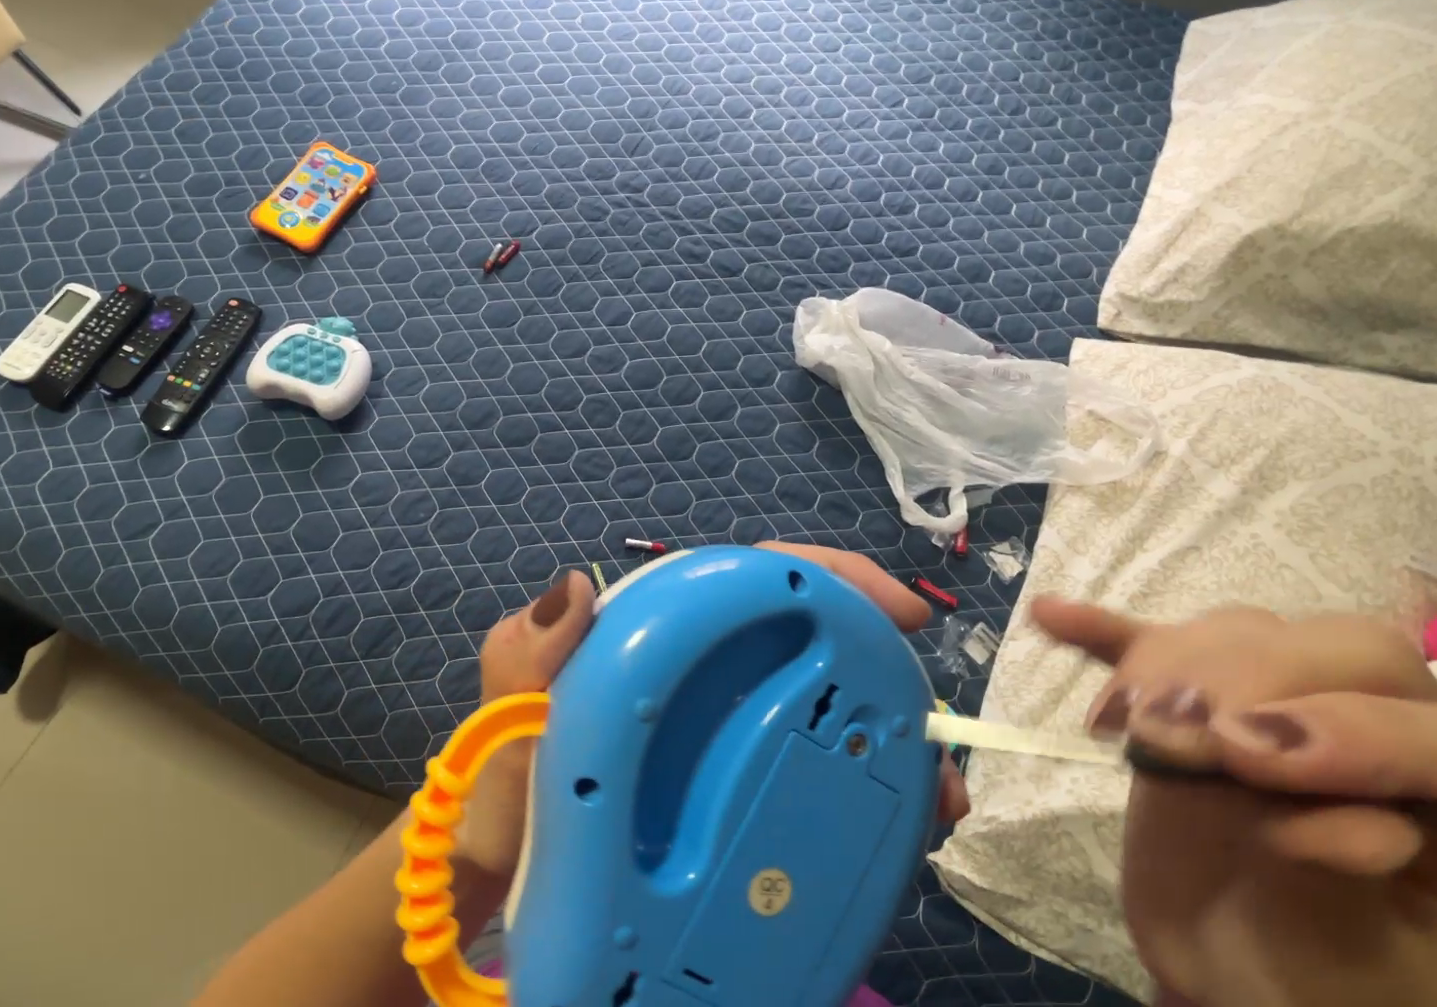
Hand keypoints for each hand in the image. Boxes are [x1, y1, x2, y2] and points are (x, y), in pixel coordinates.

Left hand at [455, 545, 971, 879]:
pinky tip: (883, 819)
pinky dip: (848, 780)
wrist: (504, 861)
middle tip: (931, 722)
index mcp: (655, 627)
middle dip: (876, 663)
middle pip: (800, 638)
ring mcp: (714, 721)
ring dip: (877, 733)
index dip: (828, 578)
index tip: (898, 610)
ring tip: (929, 793)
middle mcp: (696, 665)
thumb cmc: (507, 776)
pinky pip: (796, 759)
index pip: (751, 575)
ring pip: (810, 702)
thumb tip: (578, 584)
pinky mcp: (722, 776)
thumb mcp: (515, 706)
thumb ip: (531, 650)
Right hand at [1034, 598, 1436, 1006]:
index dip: (1362, 735)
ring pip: (1253, 633)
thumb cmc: (1331, 995)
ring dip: (1175, 660)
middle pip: (1353, 652)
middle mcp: (1400, 737)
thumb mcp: (1364, 972)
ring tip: (1121, 720)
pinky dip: (1106, 635)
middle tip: (1171, 738)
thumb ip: (1336, 874)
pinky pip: (1162, 650)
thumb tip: (1271, 777)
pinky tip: (1049, 617)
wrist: (1261, 987)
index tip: (1244, 758)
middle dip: (1251, 681)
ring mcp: (1291, 708)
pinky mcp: (1207, 709)